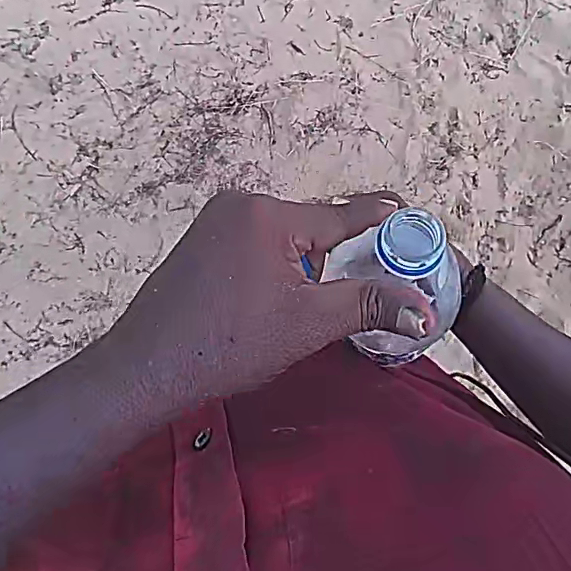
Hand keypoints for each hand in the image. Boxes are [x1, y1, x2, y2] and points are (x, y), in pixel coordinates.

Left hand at [94, 190, 436, 411]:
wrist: (148, 367)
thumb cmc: (226, 345)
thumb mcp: (308, 324)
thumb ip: (368, 304)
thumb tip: (421, 308)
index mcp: (268, 216)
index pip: (342, 215)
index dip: (381, 222)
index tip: (410, 218)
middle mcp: (241, 204)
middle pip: (313, 226)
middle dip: (338, 256)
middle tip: (363, 286)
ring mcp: (217, 219)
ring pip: (285, 237)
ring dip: (305, 264)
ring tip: (304, 304)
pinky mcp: (203, 239)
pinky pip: (256, 242)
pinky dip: (276, 264)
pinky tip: (271, 298)